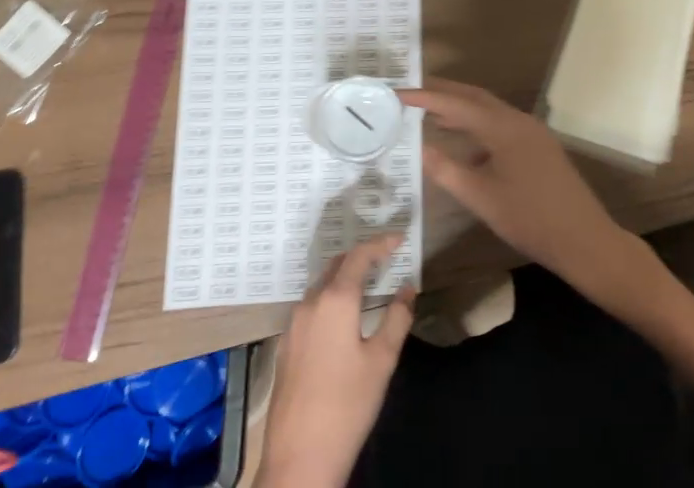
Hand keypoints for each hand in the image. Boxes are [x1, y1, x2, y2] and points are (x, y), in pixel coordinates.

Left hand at [259, 236, 414, 487]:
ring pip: (321, 286)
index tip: (400, 239)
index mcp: (334, 301)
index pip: (358, 257)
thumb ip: (397, 317)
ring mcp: (293, 325)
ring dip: (344, 278)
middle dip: (360, 256)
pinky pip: (311, 307)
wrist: (299, 454)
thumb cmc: (348, 404)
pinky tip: (345, 316)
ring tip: (369, 282)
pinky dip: (331, 298)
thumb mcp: (382, 359)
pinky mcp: (286, 345)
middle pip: (335, 266)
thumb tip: (407, 288)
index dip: (380, 243)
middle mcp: (309, 304)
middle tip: (386, 257)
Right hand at [401, 79, 642, 303]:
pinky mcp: (538, 148)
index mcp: (503, 127)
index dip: (424, 97)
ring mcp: (532, 133)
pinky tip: (462, 145)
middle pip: (475, 97)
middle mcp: (519, 121)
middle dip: (443, 92)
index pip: (456, 103)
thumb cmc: (529, 218)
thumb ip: (446, 170)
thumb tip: (418, 147)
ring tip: (428, 113)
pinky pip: (500, 127)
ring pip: (489, 111)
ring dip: (460, 109)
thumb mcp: (480, 197)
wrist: (583, 239)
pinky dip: (477, 128)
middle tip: (410, 92)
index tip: (395, 92)